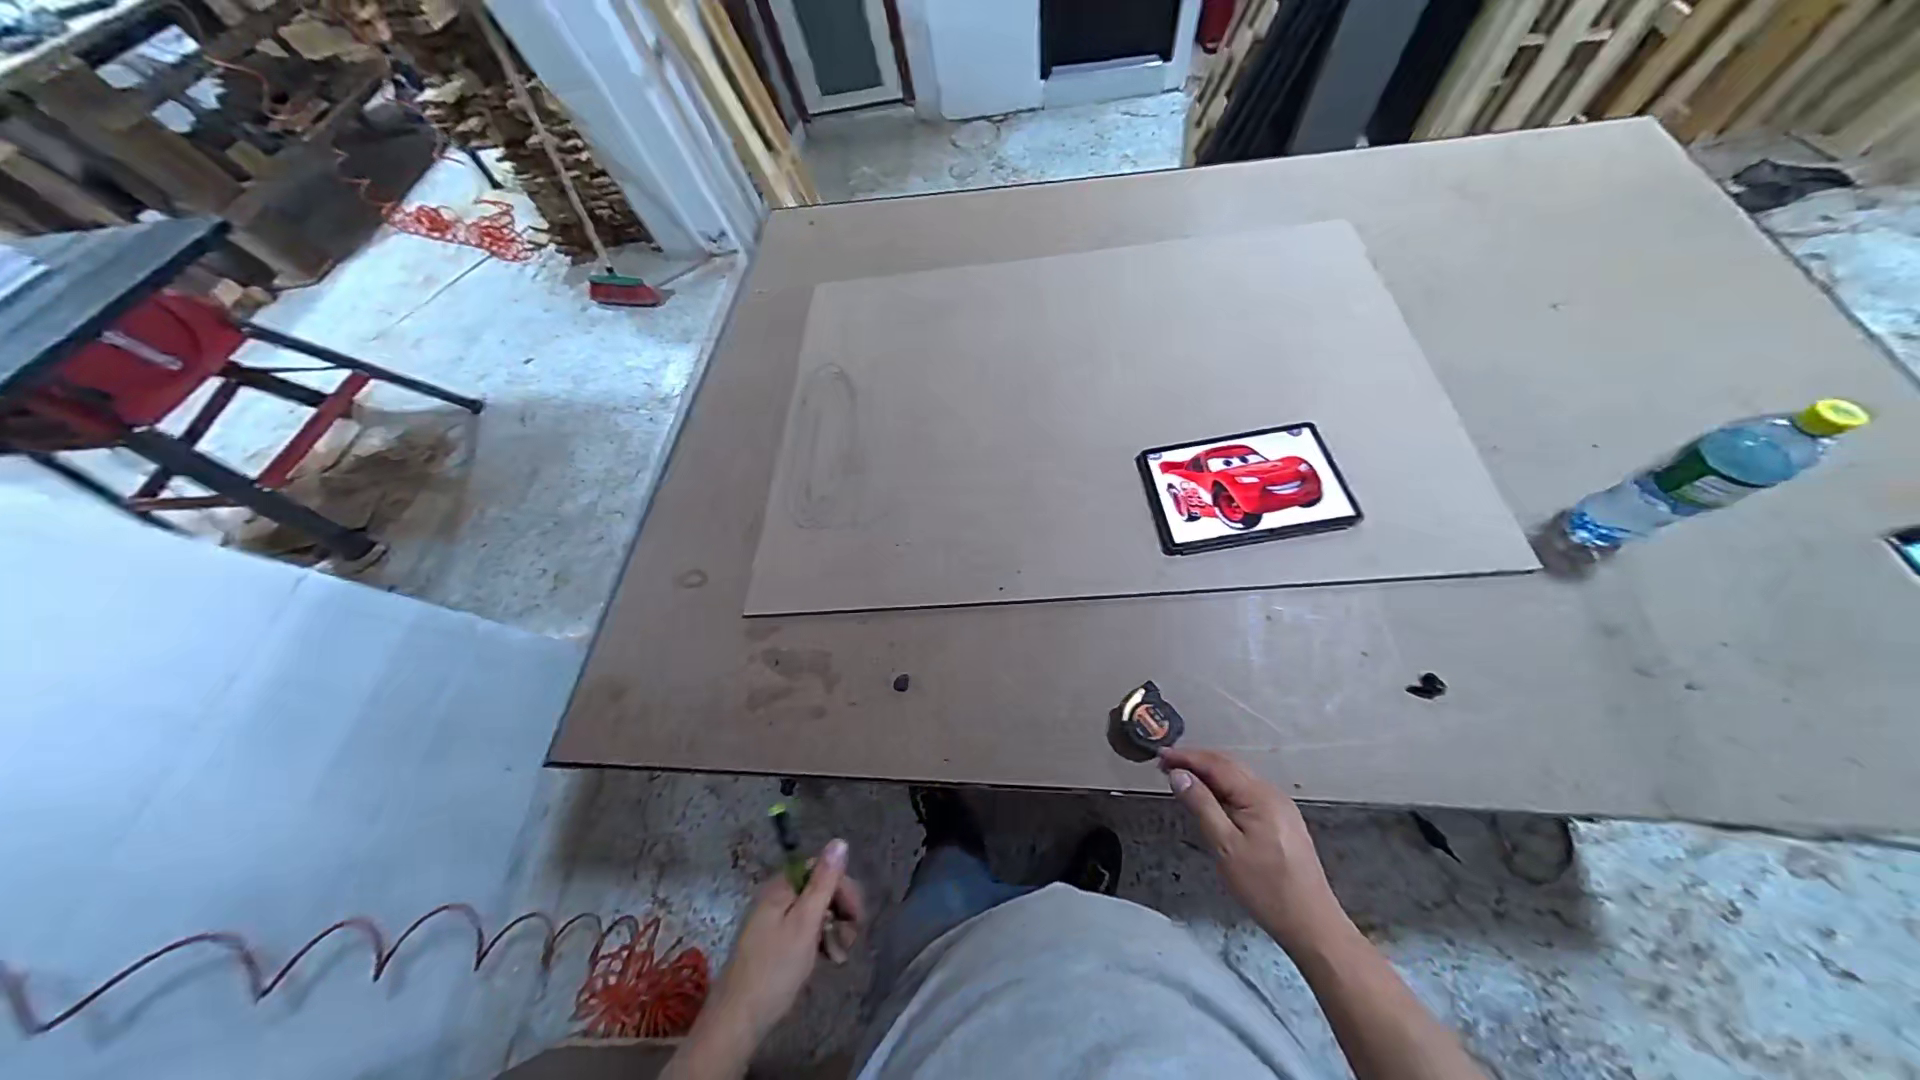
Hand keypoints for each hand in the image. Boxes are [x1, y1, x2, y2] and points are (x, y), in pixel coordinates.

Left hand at [701, 839, 866, 1045]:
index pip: (822, 869)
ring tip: (839, 956)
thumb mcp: (805, 922)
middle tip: (849, 940)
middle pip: (820, 889)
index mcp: (781, 887)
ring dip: (834, 930)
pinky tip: (828, 960)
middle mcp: (777, 897)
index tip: (856, 917)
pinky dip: (820, 942)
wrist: (737, 1021)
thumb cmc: (775, 969)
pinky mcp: (774, 943)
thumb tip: (839, 841)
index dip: (843, 889)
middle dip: (840, 912)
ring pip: (816, 912)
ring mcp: (774, 920)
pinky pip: (805, 930)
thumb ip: (824, 881)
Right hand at [1160, 748, 1349, 954]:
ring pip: (1238, 778)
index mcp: (1260, 796)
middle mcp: (1272, 794)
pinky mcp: (1282, 821)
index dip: (1186, 757)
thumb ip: (1201, 805)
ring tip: (1182, 778)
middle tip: (1165, 765)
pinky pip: (1247, 792)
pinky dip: (1224, 788)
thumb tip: (1179, 774)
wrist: (1311, 923)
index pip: (1216, 764)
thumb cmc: (1265, 888)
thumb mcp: (1225, 847)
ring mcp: (1280, 807)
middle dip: (1196, 762)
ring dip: (1209, 774)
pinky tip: (1211, 798)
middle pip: (1229, 766)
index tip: (1160, 756)